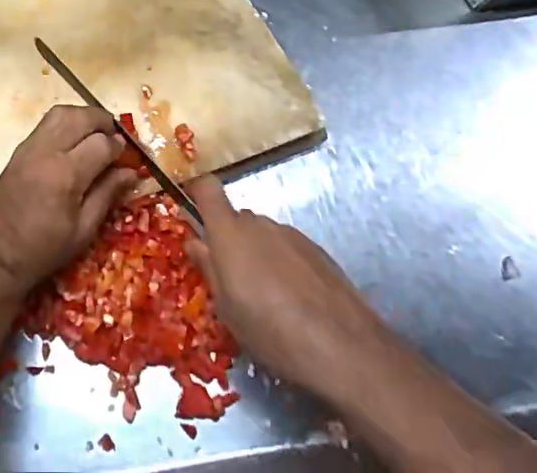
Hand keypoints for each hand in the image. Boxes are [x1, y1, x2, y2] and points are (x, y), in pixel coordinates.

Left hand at [0, 105, 139, 297]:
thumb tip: (131, 171)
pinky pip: (45, 124)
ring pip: (60, 113)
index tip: (128, 154)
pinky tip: (73, 140)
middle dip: (103, 121)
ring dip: (82, 116)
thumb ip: (108, 193)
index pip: (101, 143)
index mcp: (65, 175)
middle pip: (80, 117)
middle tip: (115, 136)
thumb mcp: (84, 229)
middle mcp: (46, 152)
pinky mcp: (18, 150)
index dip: (119, 146)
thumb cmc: (45, 248)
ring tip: (96, 133)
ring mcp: (28, 147)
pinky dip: (64, 123)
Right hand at [184, 176, 387, 402]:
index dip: (197, 191)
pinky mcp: (317, 251)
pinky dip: (283, 265)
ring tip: (267, 298)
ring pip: (263, 235)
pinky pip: (287, 249)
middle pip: (236, 219)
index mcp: (229, 232)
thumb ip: (209, 268)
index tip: (190, 208)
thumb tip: (195, 241)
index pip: (207, 188)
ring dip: (257, 255)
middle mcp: (259, 223)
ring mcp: (291, 234)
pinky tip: (294, 301)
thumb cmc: (271, 330)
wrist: (345, 348)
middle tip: (232, 280)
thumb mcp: (227, 308)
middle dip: (230, 241)